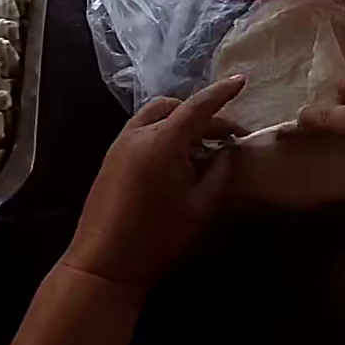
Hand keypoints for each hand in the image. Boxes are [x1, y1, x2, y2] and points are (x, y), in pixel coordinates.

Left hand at [61, 76, 246, 292]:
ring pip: (156, 115)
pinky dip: (163, 132)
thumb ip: (219, 173)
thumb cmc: (157, 238)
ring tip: (200, 147)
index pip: (199, 106)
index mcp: (163, 141)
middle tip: (225, 138)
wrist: (103, 264)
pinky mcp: (111, 158)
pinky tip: (175, 159)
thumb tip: (228, 152)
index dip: (222, 92)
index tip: (242, 80)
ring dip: (180, 121)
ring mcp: (120, 144)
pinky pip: (142, 130)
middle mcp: (139, 133)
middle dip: (202, 114)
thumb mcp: (200, 207)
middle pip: (175, 107)